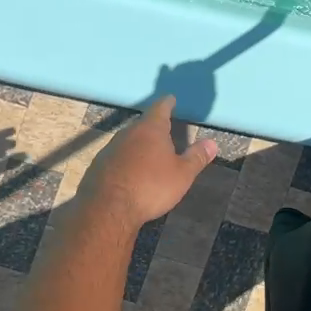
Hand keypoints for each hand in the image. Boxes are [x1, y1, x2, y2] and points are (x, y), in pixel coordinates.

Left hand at [74, 97, 217, 227]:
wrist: (106, 210)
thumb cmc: (150, 187)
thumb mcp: (182, 174)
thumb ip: (197, 157)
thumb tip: (213, 143)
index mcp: (151, 129)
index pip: (160, 108)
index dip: (167, 103)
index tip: (171, 99)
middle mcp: (128, 133)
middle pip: (143, 124)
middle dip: (153, 126)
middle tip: (164, 130)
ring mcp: (109, 149)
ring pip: (128, 140)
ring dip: (138, 144)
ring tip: (148, 152)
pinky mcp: (97, 167)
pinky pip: (116, 157)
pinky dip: (125, 160)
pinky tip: (129, 172)